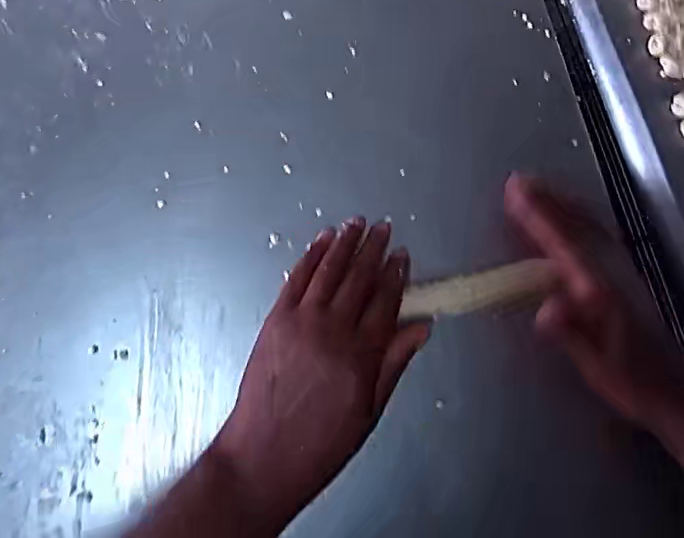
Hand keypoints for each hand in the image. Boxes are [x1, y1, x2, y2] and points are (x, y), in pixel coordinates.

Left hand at [208, 219, 430, 528]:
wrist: (260, 460)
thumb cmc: (321, 443)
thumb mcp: (369, 412)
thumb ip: (394, 363)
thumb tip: (422, 326)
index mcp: (362, 353)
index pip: (386, 300)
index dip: (396, 274)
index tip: (403, 255)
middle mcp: (334, 329)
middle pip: (360, 277)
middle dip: (374, 249)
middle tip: (384, 228)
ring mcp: (302, 320)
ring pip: (330, 269)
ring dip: (345, 242)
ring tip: (357, 222)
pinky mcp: (276, 318)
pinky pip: (297, 277)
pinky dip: (312, 254)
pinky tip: (324, 239)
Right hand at [504, 174, 683, 429]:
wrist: (676, 389)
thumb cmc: (630, 380)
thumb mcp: (597, 365)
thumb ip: (572, 334)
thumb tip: (545, 311)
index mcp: (597, 287)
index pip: (561, 243)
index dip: (536, 215)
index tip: (514, 191)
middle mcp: (609, 268)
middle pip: (573, 224)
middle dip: (545, 200)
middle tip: (518, 180)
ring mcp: (619, 266)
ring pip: (587, 223)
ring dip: (561, 201)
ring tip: (538, 185)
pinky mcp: (625, 271)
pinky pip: (597, 229)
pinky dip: (579, 212)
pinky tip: (571, 209)